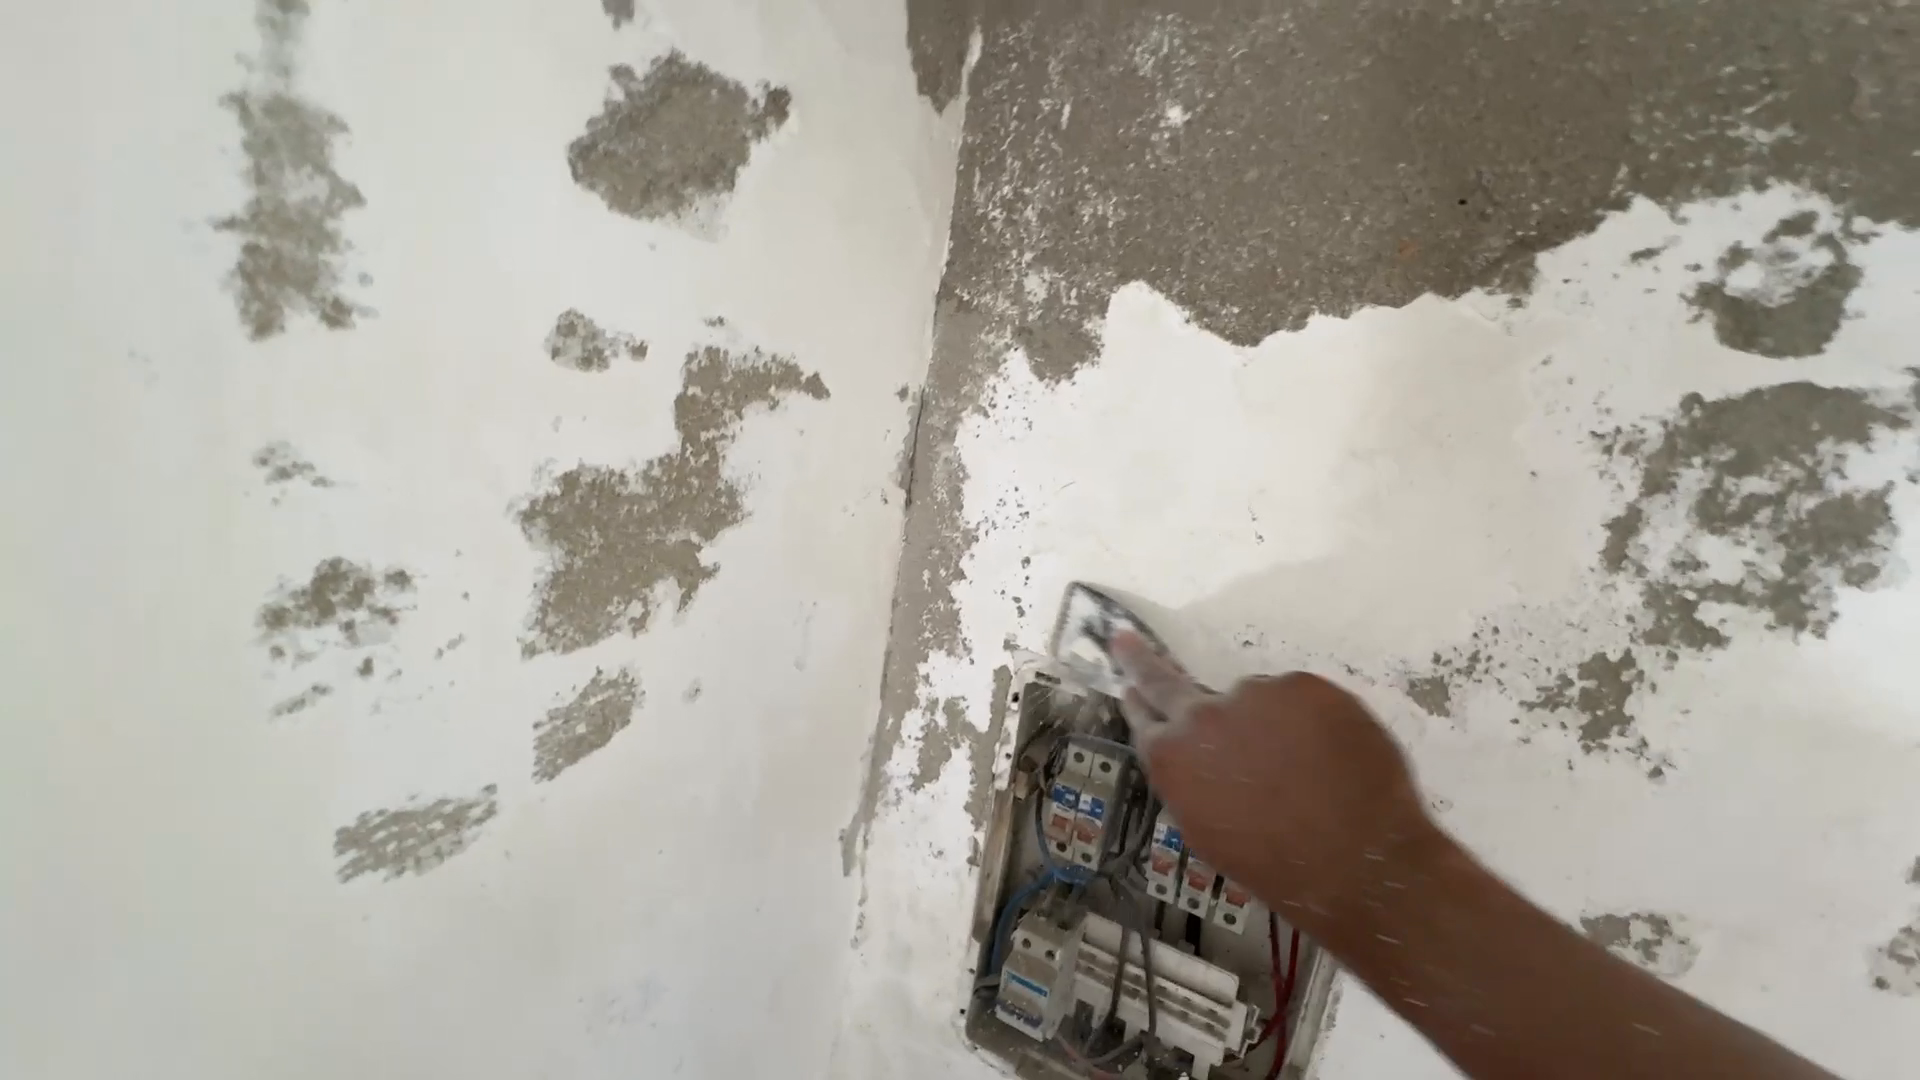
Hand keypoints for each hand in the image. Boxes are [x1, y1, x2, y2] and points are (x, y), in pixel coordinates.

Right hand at [1111, 632, 1439, 919]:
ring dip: (1264, 721)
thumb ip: (1187, 778)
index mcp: (1171, 756)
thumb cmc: (1273, 863)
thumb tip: (1188, 753)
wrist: (1357, 864)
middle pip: (1167, 681)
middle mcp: (1201, 715)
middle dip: (1141, 661)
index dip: (1138, 701)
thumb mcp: (1206, 830)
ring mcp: (1254, 693)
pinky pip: (1298, 698)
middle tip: (1123, 640)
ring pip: (1252, 700)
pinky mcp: (1304, 685)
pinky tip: (1329, 755)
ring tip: (1301, 766)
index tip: (1130, 686)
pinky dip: (1308, 720)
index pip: (1144, 717)